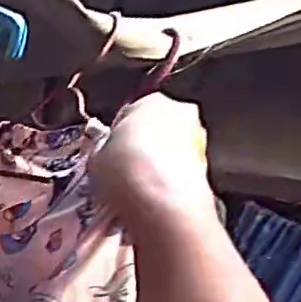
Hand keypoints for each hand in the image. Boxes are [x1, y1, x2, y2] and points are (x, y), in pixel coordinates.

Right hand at [90, 94, 213, 228]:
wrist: (162, 201)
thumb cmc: (124, 172)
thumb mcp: (95, 159)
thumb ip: (98, 148)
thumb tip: (100, 147)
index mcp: (149, 100)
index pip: (125, 115)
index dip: (112, 138)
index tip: (106, 157)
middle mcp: (179, 109)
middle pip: (151, 128)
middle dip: (138, 147)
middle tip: (120, 172)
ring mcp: (196, 135)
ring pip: (167, 147)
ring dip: (154, 163)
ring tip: (135, 188)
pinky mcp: (205, 161)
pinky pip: (178, 166)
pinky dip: (166, 177)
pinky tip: (151, 195)